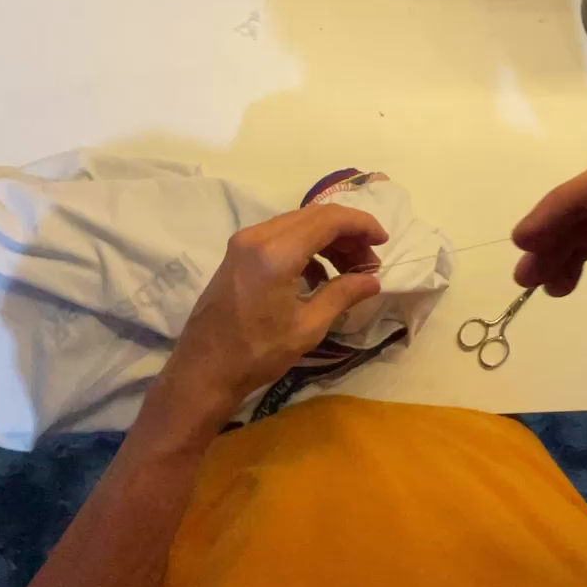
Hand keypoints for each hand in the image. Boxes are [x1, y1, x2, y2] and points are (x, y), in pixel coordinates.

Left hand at [148, 205, 386, 432]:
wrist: (203, 370)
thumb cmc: (257, 353)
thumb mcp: (308, 327)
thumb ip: (342, 295)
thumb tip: (373, 281)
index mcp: (276, 253)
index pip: (329, 219)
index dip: (362, 225)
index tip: (383, 241)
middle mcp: (258, 237)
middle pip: (314, 216)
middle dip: (348, 234)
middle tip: (370, 263)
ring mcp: (244, 243)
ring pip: (298, 224)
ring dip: (328, 240)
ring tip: (350, 271)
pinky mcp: (237, 254)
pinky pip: (281, 237)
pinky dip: (307, 248)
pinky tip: (320, 277)